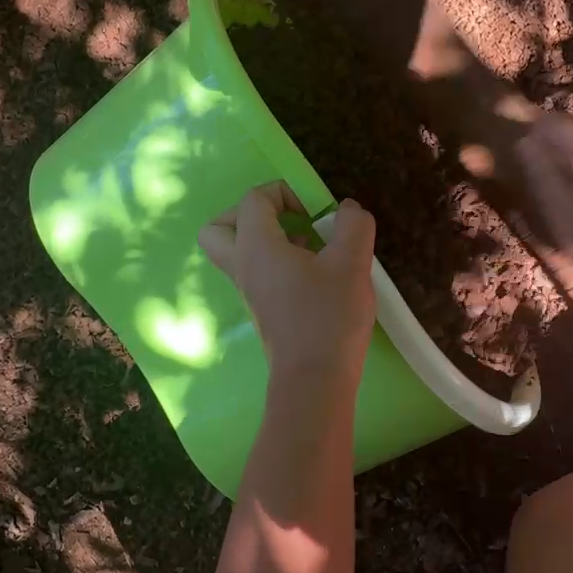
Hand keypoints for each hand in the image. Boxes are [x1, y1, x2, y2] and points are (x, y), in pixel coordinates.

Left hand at [199, 182, 377, 384]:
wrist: (314, 380)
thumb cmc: (329, 316)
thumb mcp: (352, 263)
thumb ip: (352, 226)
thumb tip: (346, 209)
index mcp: (256, 246)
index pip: (253, 199)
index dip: (285, 192)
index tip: (315, 212)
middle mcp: (242, 265)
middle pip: (220, 227)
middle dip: (252, 214)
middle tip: (287, 221)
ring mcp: (248, 290)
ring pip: (237, 251)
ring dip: (267, 239)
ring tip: (308, 247)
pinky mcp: (261, 309)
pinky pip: (255, 272)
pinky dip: (276, 262)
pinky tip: (314, 274)